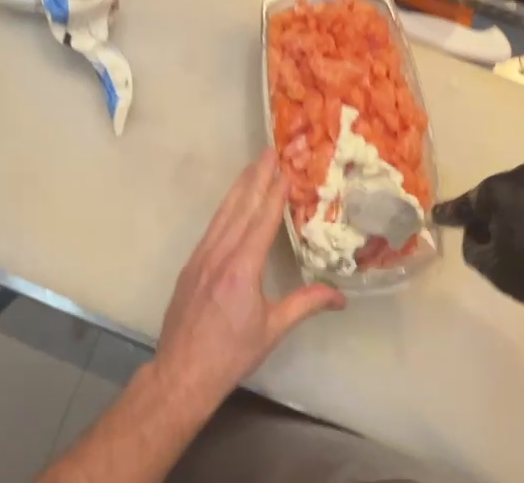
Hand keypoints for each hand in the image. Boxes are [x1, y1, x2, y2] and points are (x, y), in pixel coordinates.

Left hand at [152, 149, 345, 407]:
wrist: (181, 372)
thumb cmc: (231, 353)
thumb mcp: (272, 330)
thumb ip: (306, 305)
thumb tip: (341, 297)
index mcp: (242, 267)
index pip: (262, 220)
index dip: (274, 192)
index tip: (284, 167)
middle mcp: (219, 254)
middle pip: (241, 207)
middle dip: (256, 177)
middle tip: (269, 151)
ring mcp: (201, 257)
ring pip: (223, 214)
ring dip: (239, 187)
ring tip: (252, 165)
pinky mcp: (191, 265)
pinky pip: (212, 228)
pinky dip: (225, 209)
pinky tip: (232, 202)